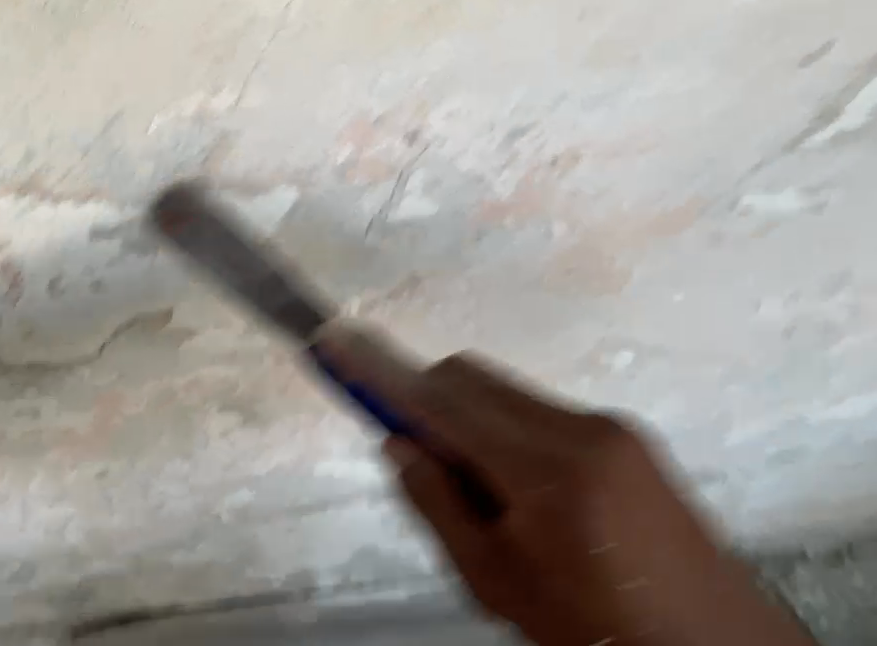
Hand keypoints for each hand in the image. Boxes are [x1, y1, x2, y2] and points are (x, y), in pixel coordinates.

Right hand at [318, 326, 813, 645]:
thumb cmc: (595, 629)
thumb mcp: (494, 581)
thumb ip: (435, 503)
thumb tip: (398, 441)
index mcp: (547, 472)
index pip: (435, 400)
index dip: (374, 370)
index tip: (327, 339)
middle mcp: (581, 431)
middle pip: (464, 377)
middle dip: (423, 397)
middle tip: (420, 457)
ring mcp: (611, 430)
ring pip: (496, 390)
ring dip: (463, 416)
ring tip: (483, 489)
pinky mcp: (629, 439)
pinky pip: (533, 409)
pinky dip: (501, 429)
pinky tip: (522, 489)